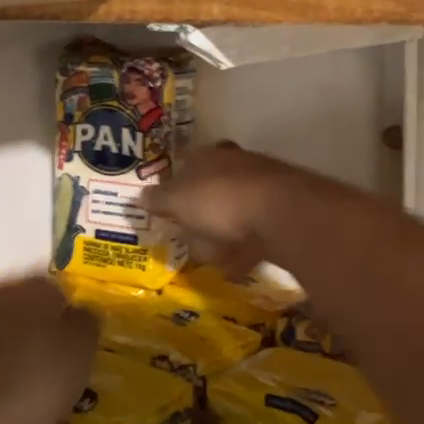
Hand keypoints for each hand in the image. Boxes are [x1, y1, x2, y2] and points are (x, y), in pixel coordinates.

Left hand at [0, 275, 98, 423]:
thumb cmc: (31, 384)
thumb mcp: (79, 355)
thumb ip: (86, 324)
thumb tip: (81, 312)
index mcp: (31, 289)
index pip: (57, 287)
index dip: (69, 312)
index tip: (76, 341)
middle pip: (22, 302)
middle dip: (36, 323)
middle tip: (50, 357)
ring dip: (4, 337)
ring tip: (18, 373)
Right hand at [139, 143, 319, 278]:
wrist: (282, 214)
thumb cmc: (220, 201)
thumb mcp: (177, 201)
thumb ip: (158, 199)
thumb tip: (140, 196)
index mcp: (208, 155)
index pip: (186, 158)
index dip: (175, 176)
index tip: (165, 198)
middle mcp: (236, 164)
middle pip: (212, 183)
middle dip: (201, 206)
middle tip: (188, 230)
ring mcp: (263, 186)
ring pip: (235, 207)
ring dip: (224, 229)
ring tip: (211, 255)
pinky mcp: (283, 211)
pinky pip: (255, 231)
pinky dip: (244, 247)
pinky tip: (236, 267)